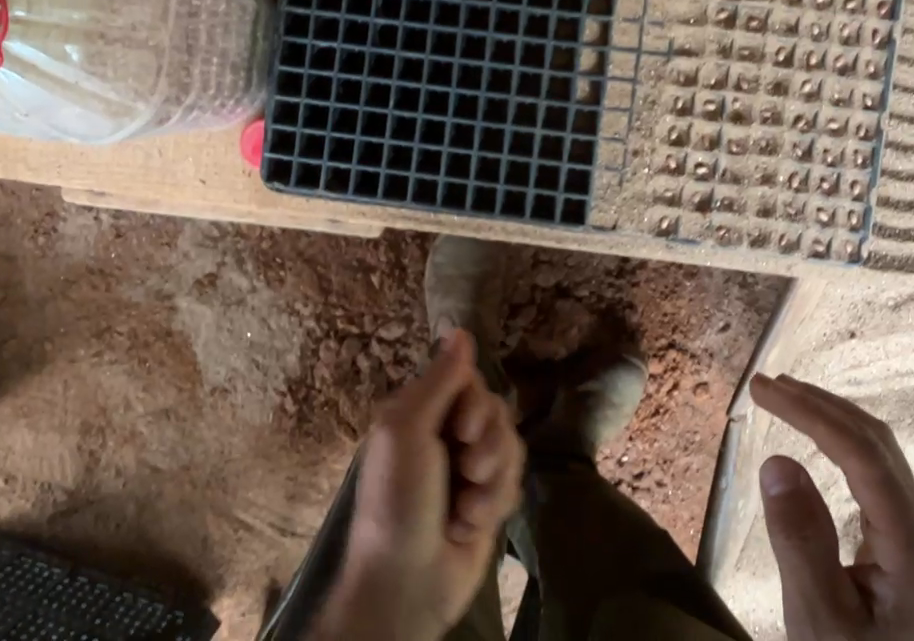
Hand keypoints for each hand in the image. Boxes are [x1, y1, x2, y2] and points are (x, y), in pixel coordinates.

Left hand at [314, 329, 524, 640]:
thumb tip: (460, 329)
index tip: (459, 430)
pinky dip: (496, 502)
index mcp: (420, 412)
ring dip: (492, 480)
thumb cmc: (398, 502)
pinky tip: (471, 524)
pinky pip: (515, 478)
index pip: (468, 379)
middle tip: (465, 471)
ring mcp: (469, 466)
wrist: (409, 584)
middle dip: (486, 445)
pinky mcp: (489, 498)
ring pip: (510, 444)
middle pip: (494, 410)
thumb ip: (439, 381)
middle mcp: (445, 433)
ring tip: (466, 508)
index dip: (473, 404)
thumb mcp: (407, 432)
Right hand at [750, 374, 913, 640]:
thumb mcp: (818, 621)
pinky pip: (880, 476)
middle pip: (879, 445)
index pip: (865, 456)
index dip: (811, 413)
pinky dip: (842, 444)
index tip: (761, 390)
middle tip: (763, 385)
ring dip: (831, 418)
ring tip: (783, 396)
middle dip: (819, 405)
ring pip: (882, 455)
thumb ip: (800, 542)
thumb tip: (776, 459)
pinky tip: (817, 438)